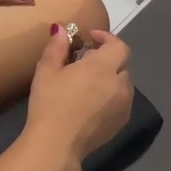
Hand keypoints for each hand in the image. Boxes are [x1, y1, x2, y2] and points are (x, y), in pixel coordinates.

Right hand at [21, 27, 133, 170]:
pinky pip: (121, 100)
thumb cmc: (50, 100)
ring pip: (123, 83)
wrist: (59, 141)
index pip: (120, 47)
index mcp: (102, 68)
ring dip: (109, 76)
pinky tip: (89, 101)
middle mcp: (120, 85)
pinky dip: (110, 93)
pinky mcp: (122, 121)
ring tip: (86, 81)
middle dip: (106, 58)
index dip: (108, 38)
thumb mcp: (46, 69)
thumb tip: (61, 29)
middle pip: (122, 65)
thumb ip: (57, 47)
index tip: (90, 37)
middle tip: (82, 59)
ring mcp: (124, 106)